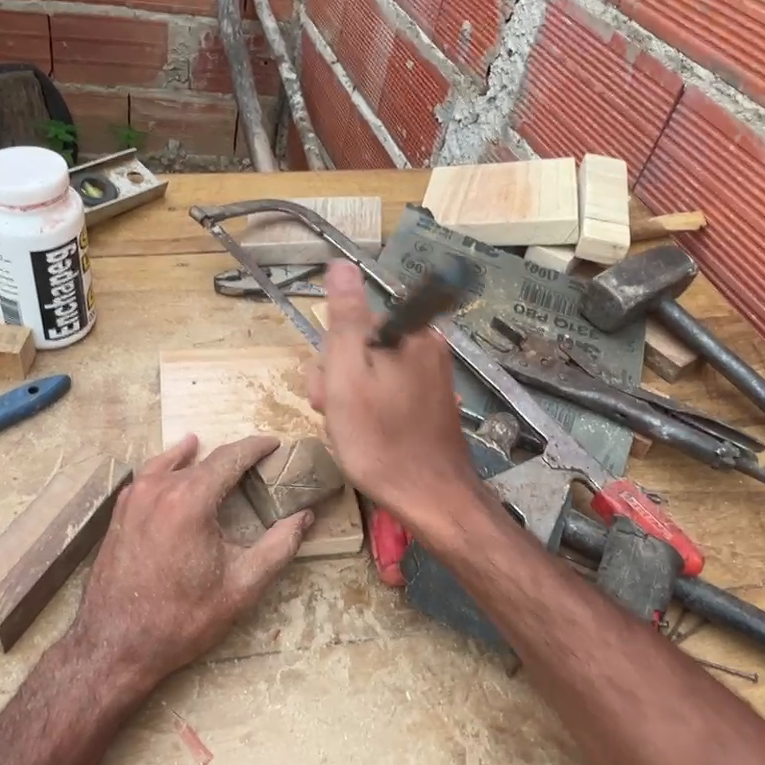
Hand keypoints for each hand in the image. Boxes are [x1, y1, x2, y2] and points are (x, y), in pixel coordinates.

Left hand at [70, 435, 312, 687]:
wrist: (116, 645)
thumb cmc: (181, 619)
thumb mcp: (241, 587)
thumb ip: (278, 547)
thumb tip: (305, 518)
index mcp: (190, 500)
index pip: (230, 457)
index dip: (256, 447)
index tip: (274, 444)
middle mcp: (159, 489)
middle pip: (204, 459)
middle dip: (234, 457)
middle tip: (259, 462)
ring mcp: (134, 498)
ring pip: (174, 464)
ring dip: (201, 458)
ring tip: (222, 458)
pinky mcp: (120, 512)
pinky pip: (150, 476)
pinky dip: (169, 465)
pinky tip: (177, 466)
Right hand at [307, 260, 482, 544]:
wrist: (431, 499)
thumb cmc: (381, 439)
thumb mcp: (347, 375)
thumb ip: (344, 319)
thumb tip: (341, 265)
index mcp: (409, 333)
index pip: (353, 322)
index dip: (332, 356)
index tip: (330, 389)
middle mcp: (427, 346)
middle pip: (363, 347)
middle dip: (340, 380)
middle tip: (338, 416)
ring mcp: (434, 376)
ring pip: (373, 374)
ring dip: (353, 400)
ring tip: (353, 432)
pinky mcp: (434, 403)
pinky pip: (390, 394)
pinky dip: (374, 413)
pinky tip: (372, 438)